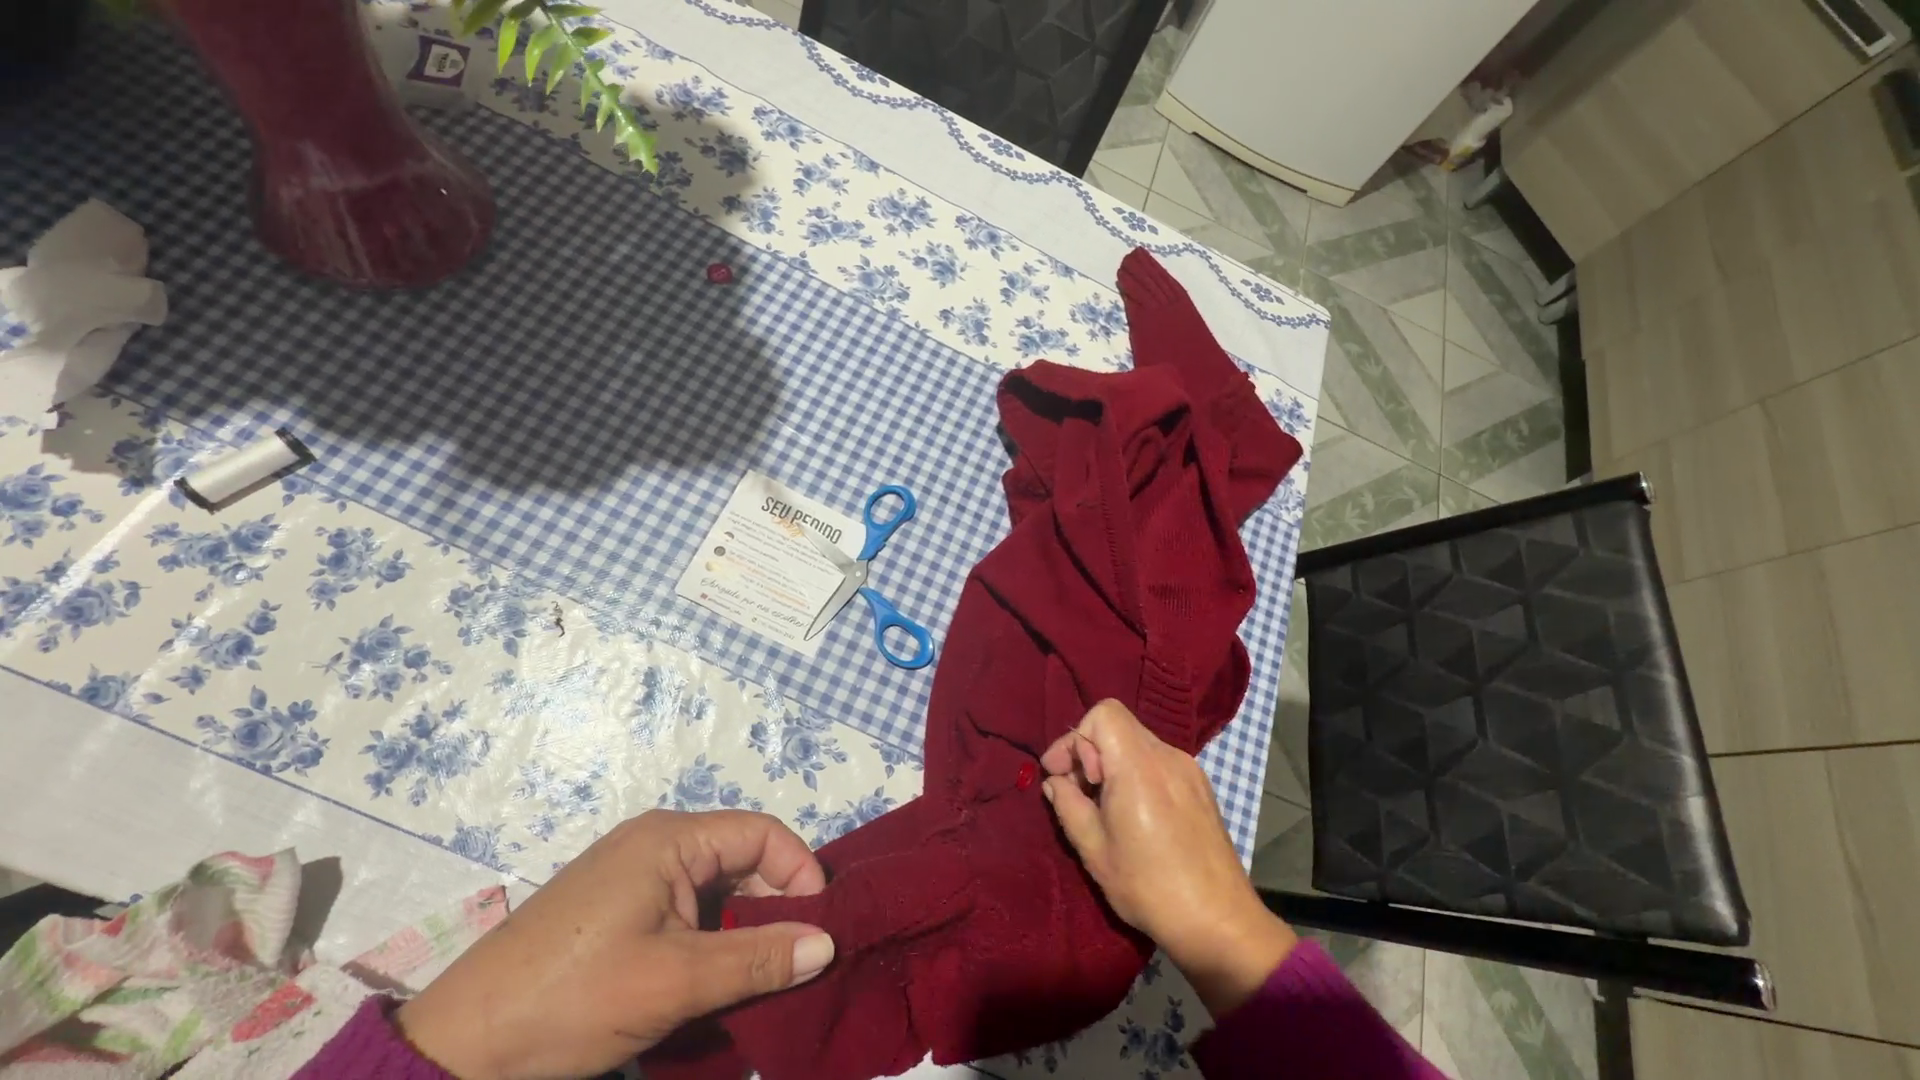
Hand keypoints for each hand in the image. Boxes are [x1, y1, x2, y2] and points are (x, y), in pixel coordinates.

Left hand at [396, 810, 835, 1079]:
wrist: (460, 1049)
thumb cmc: (573, 999)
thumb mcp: (676, 981)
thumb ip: (758, 958)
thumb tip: (828, 944)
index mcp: (669, 838)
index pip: (762, 834)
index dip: (800, 873)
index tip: (818, 930)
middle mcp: (653, 842)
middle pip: (740, 859)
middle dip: (775, 907)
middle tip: (794, 962)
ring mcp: (631, 875)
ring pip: (714, 890)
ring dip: (742, 930)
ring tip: (759, 979)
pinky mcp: (616, 909)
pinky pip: (684, 909)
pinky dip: (709, 940)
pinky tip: (716, 981)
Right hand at [1040, 700, 1296, 1016]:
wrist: (1218, 922)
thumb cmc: (1149, 887)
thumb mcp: (1094, 850)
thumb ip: (1068, 805)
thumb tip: (1055, 783)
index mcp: (1138, 766)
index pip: (1103, 714)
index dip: (1075, 738)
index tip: (1062, 774)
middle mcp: (1168, 757)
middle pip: (1119, 726)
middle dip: (1089, 752)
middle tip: (1078, 793)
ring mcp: (1190, 770)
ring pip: (1138, 743)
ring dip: (1111, 764)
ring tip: (1104, 808)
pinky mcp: (1201, 788)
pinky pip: (1158, 763)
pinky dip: (1135, 774)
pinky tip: (1134, 815)